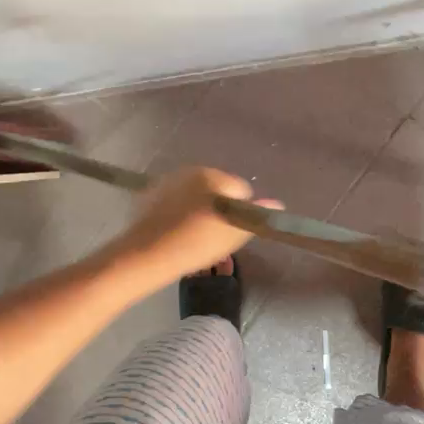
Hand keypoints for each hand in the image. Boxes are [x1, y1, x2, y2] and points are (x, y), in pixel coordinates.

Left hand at [106, 167, 264, 287]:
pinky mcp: (150, 193)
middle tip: (211, 236)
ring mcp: (168, 180)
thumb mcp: (232, 234)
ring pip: (194, 194)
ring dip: (197, 208)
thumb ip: (256, 216)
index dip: (238, 212)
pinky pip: (174, 200)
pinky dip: (177, 210)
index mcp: (213, 176)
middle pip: (216, 189)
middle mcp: (191, 170)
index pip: (240, 190)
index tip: (228, 232)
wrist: (147, 253)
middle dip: (217, 207)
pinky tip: (173, 231)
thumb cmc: (195, 243)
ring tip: (190, 236)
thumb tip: (277, 203)